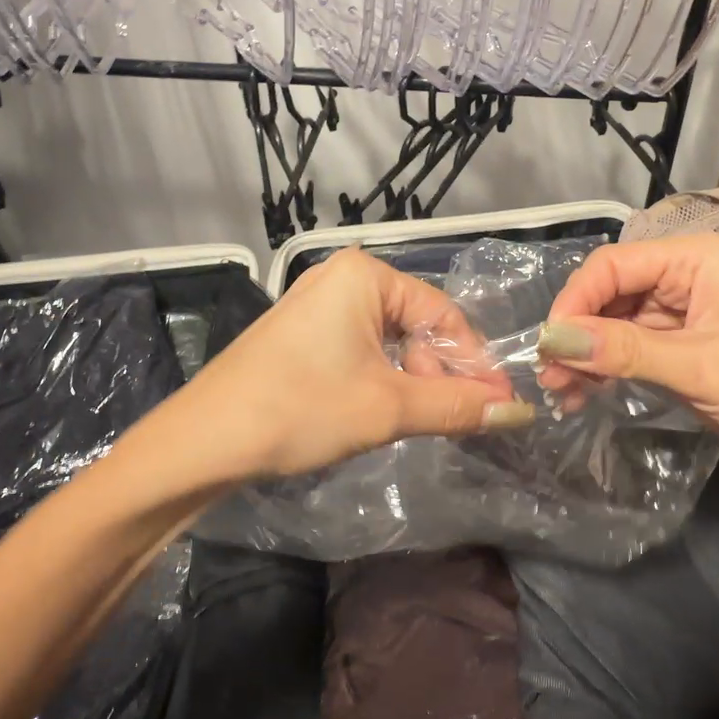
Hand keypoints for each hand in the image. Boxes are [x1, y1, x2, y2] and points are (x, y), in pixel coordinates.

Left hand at [192, 249, 532, 477]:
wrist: (201, 442)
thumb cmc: (300, 409)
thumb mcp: (387, 407)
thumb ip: (456, 406)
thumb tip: (517, 414)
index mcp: (365, 275)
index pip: (443, 314)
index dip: (475, 363)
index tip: (500, 407)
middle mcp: (342, 278)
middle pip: (416, 326)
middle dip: (442, 375)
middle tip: (462, 422)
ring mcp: (317, 306)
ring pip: (389, 342)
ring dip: (414, 382)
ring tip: (425, 424)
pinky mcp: (300, 335)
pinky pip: (359, 350)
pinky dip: (382, 381)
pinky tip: (387, 414)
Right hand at [534, 233, 718, 465]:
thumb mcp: (699, 367)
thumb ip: (625, 351)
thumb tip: (555, 339)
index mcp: (693, 259)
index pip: (613, 265)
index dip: (576, 300)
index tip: (549, 343)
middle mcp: (680, 277)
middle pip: (608, 294)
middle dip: (577, 333)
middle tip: (550, 376)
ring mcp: (677, 314)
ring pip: (611, 324)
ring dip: (584, 355)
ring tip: (561, 393)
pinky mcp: (675, 347)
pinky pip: (625, 350)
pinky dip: (603, 370)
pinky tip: (582, 395)